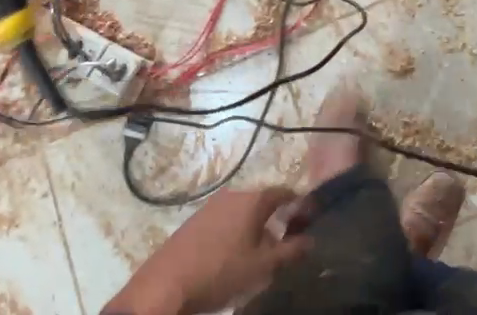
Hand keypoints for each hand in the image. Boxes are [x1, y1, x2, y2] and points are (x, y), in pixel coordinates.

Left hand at [104, 187, 308, 314]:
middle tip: (283, 243)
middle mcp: (233, 195)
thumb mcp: (261, 267)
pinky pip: (223, 221)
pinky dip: (233, 233)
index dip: (298, 204)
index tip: (307, 219)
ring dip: (252, 228)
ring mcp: (210, 206)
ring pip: (241, 212)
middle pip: (262, 202)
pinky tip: (230, 256)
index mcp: (253, 200)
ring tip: (257, 254)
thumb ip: (290, 251)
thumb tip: (312, 240)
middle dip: (274, 219)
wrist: (164, 285)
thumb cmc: (220, 272)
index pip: (284, 192)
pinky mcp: (193, 221)